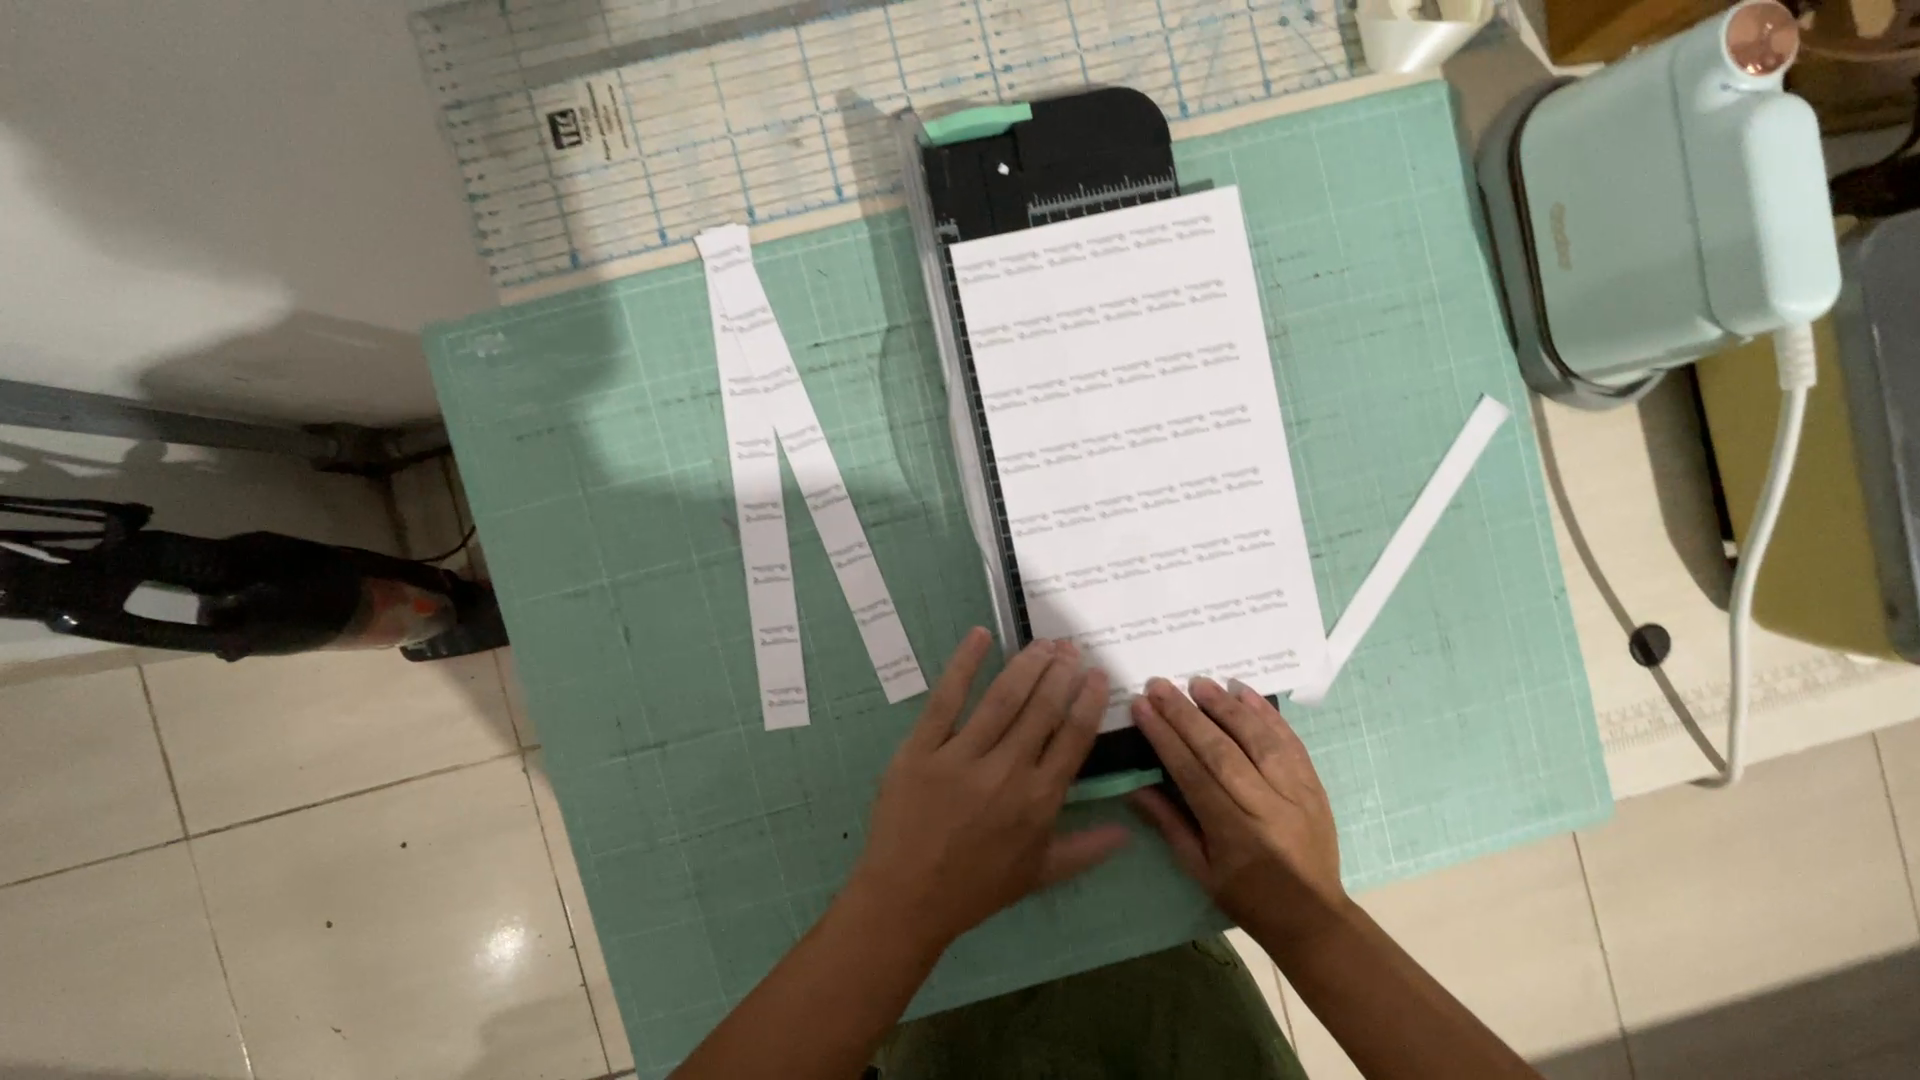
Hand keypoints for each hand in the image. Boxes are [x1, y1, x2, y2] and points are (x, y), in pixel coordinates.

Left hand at [847, 629, 1129, 951]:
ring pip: (1002, 698)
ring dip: (1026, 665)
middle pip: (1042, 709)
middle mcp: (1006, 772)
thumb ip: (1085, 850)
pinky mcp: (921, 749)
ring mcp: (961, 757)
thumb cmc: (975, 888)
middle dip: (1061, 672)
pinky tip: (980, 636)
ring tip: (1043, 643)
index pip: (1072, 737)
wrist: (906, 898)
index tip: (1097, 674)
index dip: (1088, 700)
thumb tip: (1128, 831)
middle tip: (1071, 645)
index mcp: (1038, 800)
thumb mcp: (1038, 875)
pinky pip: (945, 699)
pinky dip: (963, 664)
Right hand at [1127, 677, 1351, 954]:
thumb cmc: (1246, 896)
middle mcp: (1266, 807)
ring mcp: (1295, 793)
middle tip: (1160, 685)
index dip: (1165, 737)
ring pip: (1258, 739)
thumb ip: (1169, 824)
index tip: (1142, 706)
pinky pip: (1290, 742)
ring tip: (1199, 682)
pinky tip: (1244, 692)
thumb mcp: (1199, 870)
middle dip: (1186, 714)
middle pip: (1221, 750)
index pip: (1192, 773)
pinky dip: (1267, 714)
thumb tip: (1135, 785)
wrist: (1314, 917)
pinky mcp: (1313, 785)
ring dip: (1226, 706)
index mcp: (1233, 832)